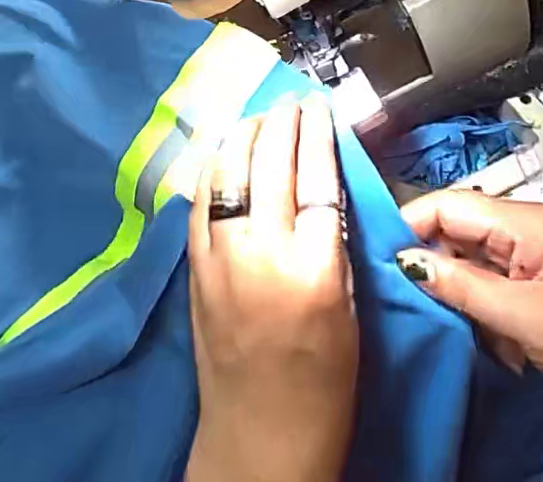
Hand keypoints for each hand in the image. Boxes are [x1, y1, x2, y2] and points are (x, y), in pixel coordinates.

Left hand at [187, 96, 356, 481]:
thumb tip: (323, 182)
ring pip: (229, 173)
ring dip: (245, 135)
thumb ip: (333, 238)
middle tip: (291, 101)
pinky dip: (213, 168)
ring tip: (259, 116)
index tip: (318, 105)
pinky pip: (201, 202)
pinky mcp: (195, 270)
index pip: (318, 177)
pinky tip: (224, 151)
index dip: (318, 132)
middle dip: (283, 122)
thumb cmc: (323, 379)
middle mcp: (263, 253)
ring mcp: (221, 259)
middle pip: (272, 164)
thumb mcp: (348, 303)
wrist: (259, 441)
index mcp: (314, 267)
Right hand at [396, 192, 542, 410]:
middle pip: (455, 228)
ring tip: (419, 312)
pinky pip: (485, 284)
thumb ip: (463, 286)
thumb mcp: (524, 317)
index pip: (450, 204)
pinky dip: (470, 304)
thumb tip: (404, 260)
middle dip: (423, 255)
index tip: (374, 255)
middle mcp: (521, 230)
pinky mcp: (532, 288)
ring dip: (446, 284)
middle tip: (389, 290)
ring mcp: (527, 260)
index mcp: (523, 221)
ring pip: (467, 258)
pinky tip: (461, 328)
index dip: (409, 222)